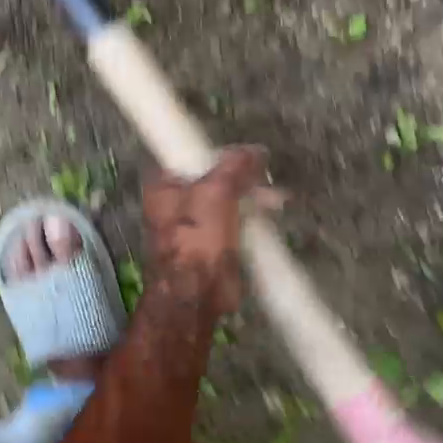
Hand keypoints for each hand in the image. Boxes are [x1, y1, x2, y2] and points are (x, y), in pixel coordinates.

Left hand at [141, 147, 267, 283]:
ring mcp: (195, 224)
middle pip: (212, 179)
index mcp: (163, 186)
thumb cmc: (196, 240)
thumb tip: (255, 150)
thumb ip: (232, 168)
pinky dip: (253, 218)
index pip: (189, 156)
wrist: (196, 293)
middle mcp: (175, 202)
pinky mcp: (213, 244)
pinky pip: (235, 223)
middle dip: (241, 177)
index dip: (217, 153)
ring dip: (252, 198)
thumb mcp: (214, 193)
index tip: (247, 155)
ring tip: (278, 199)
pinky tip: (272, 216)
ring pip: (227, 200)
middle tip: (266, 175)